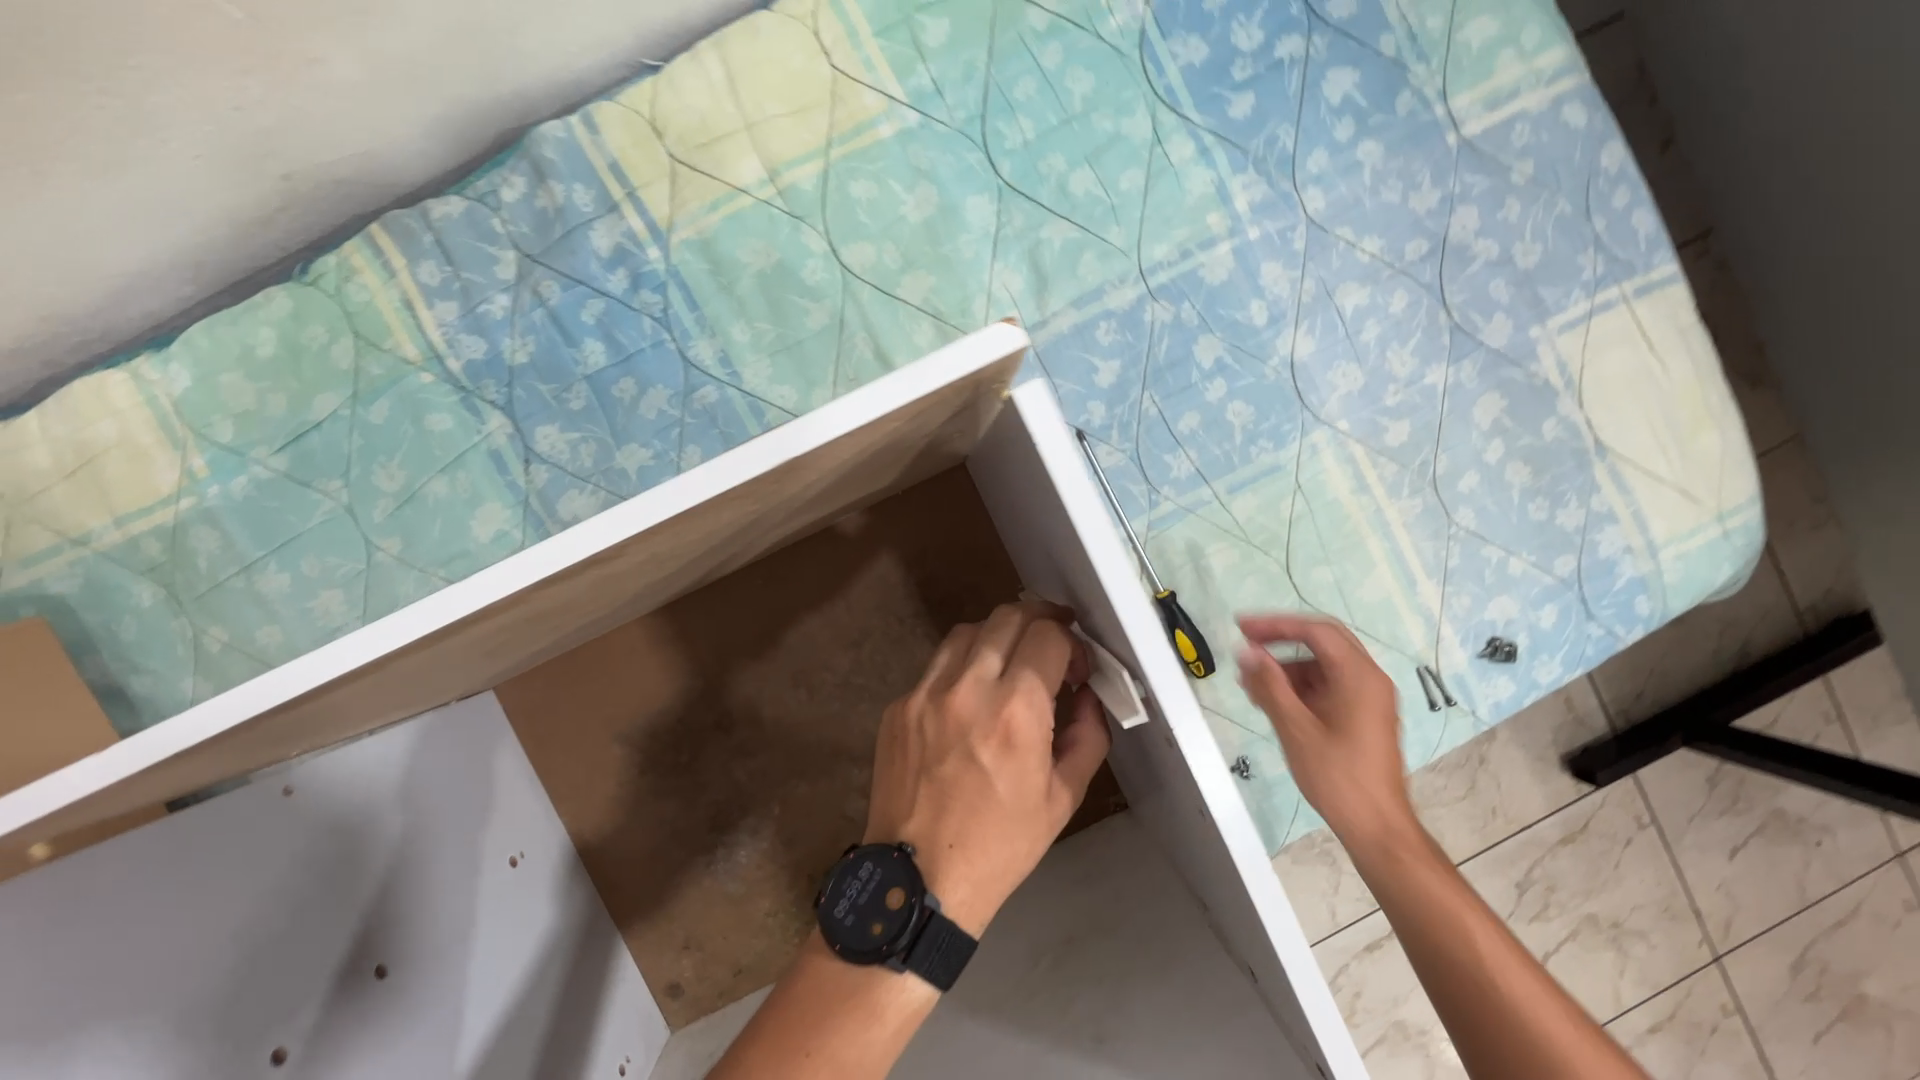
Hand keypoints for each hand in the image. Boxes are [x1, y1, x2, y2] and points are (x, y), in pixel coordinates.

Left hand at [864, 601, 1111, 934]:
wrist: (919, 880)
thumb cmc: (1000, 846)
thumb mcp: (1063, 797)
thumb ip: (1087, 736)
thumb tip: (1089, 696)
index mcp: (1016, 710)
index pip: (1049, 635)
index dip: (1072, 643)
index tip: (1077, 669)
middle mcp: (968, 688)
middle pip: (1007, 617)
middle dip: (1039, 622)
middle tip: (1051, 647)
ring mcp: (925, 693)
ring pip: (967, 632)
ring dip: (998, 637)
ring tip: (1011, 665)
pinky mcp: (898, 706)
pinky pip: (935, 666)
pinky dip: (962, 667)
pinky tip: (971, 698)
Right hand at [1235, 613, 1415, 848]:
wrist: (1376, 825)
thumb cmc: (1337, 777)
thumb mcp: (1296, 729)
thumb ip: (1269, 685)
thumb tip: (1246, 651)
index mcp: (1359, 676)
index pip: (1315, 631)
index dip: (1275, 625)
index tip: (1241, 628)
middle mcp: (1369, 679)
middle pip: (1323, 642)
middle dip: (1281, 640)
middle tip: (1246, 643)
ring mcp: (1369, 698)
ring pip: (1323, 666)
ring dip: (1287, 667)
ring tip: (1251, 683)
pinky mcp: (1363, 715)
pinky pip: (1329, 686)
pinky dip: (1300, 687)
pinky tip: (1272, 701)